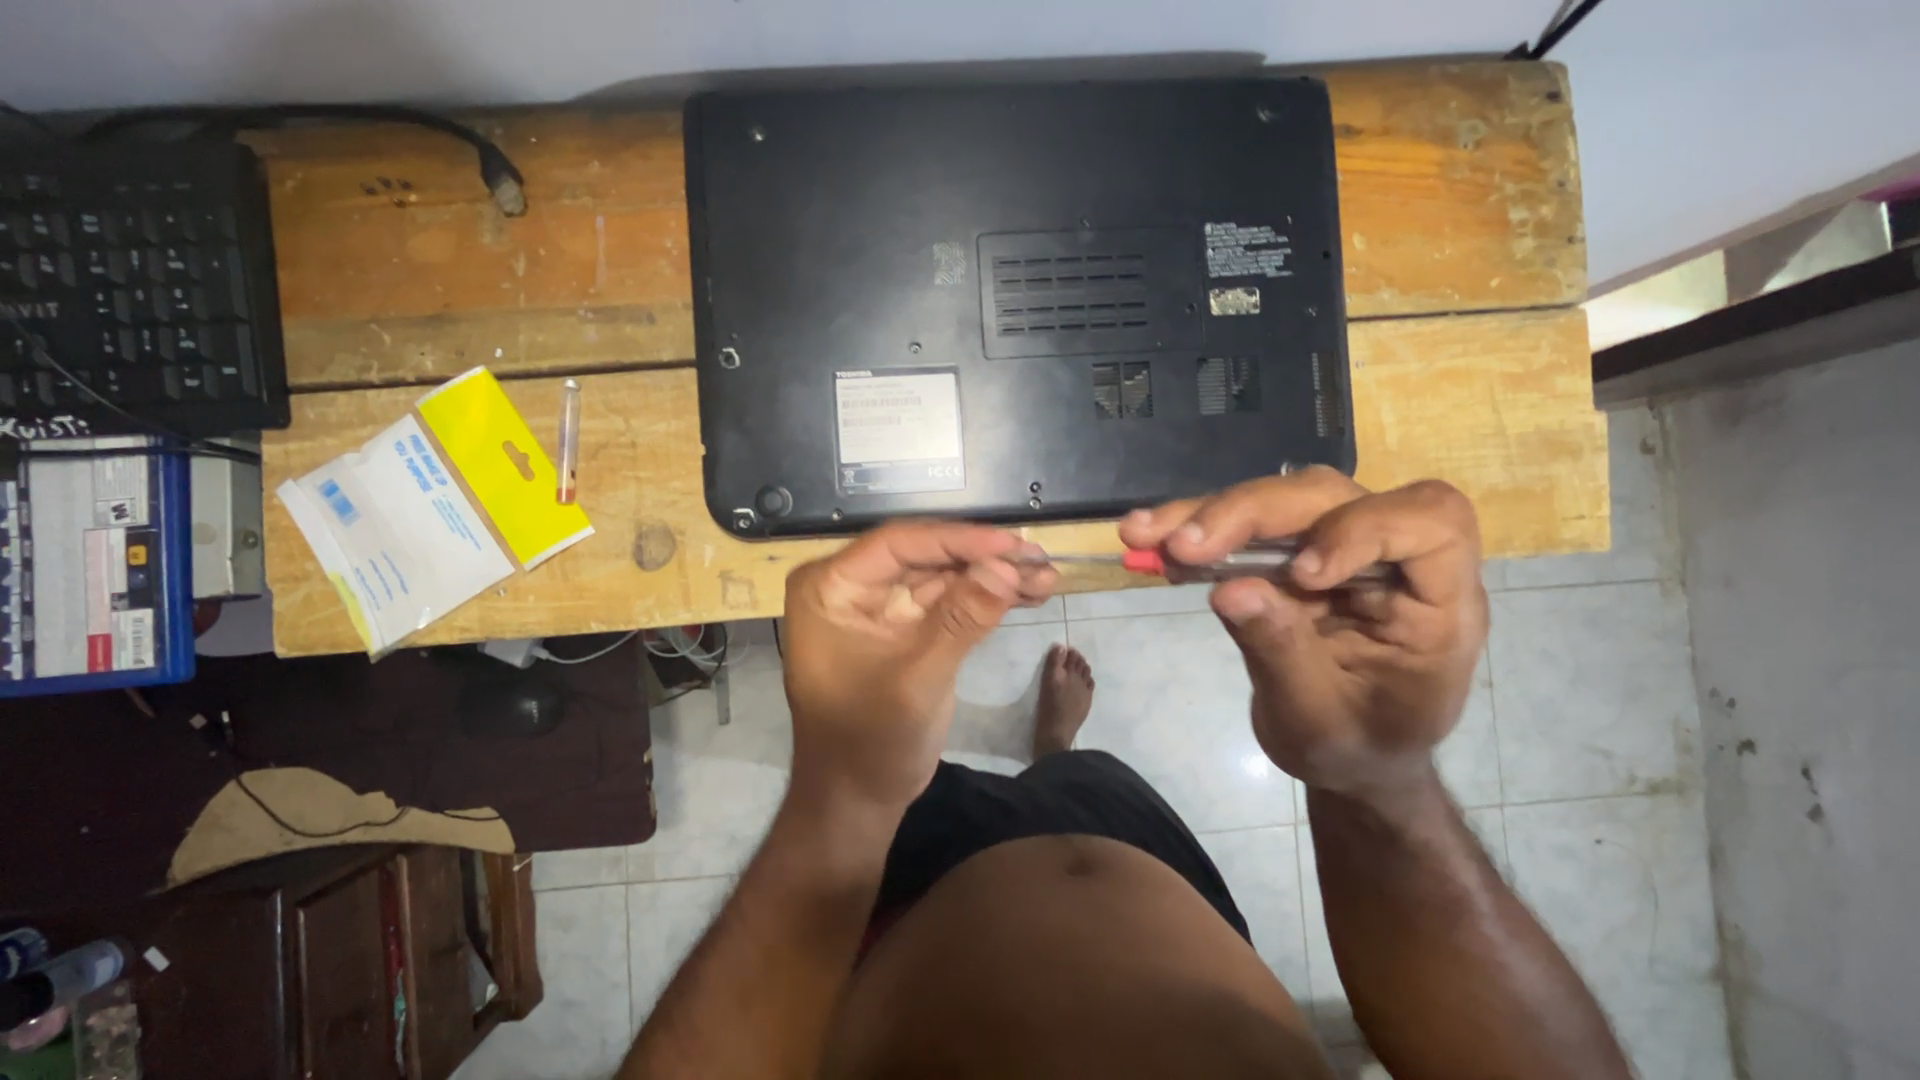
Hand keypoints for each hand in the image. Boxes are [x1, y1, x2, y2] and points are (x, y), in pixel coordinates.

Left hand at [781, 522, 1058, 812]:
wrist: (859, 799)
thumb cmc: (870, 742)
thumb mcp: (917, 679)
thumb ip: (961, 618)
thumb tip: (1007, 566)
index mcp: (831, 588)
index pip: (899, 544)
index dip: (959, 540)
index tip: (1014, 544)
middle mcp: (853, 587)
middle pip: (927, 555)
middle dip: (984, 559)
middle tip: (1040, 559)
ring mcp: (882, 607)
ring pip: (945, 576)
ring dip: (994, 577)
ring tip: (1047, 578)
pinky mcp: (908, 628)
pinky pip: (951, 602)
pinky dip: (988, 599)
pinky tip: (1030, 595)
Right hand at [1120, 468, 1486, 797]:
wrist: (1348, 761)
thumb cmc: (1355, 750)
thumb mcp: (1317, 719)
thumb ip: (1280, 652)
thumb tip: (1227, 591)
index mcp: (1437, 603)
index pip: (1430, 523)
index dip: (1362, 529)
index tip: (1300, 576)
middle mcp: (1391, 561)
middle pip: (1330, 497)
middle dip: (1251, 513)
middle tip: (1181, 544)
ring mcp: (1339, 551)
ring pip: (1282, 501)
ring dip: (1210, 514)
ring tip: (1143, 534)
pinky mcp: (1294, 554)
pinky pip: (1248, 528)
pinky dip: (1197, 532)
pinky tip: (1149, 542)